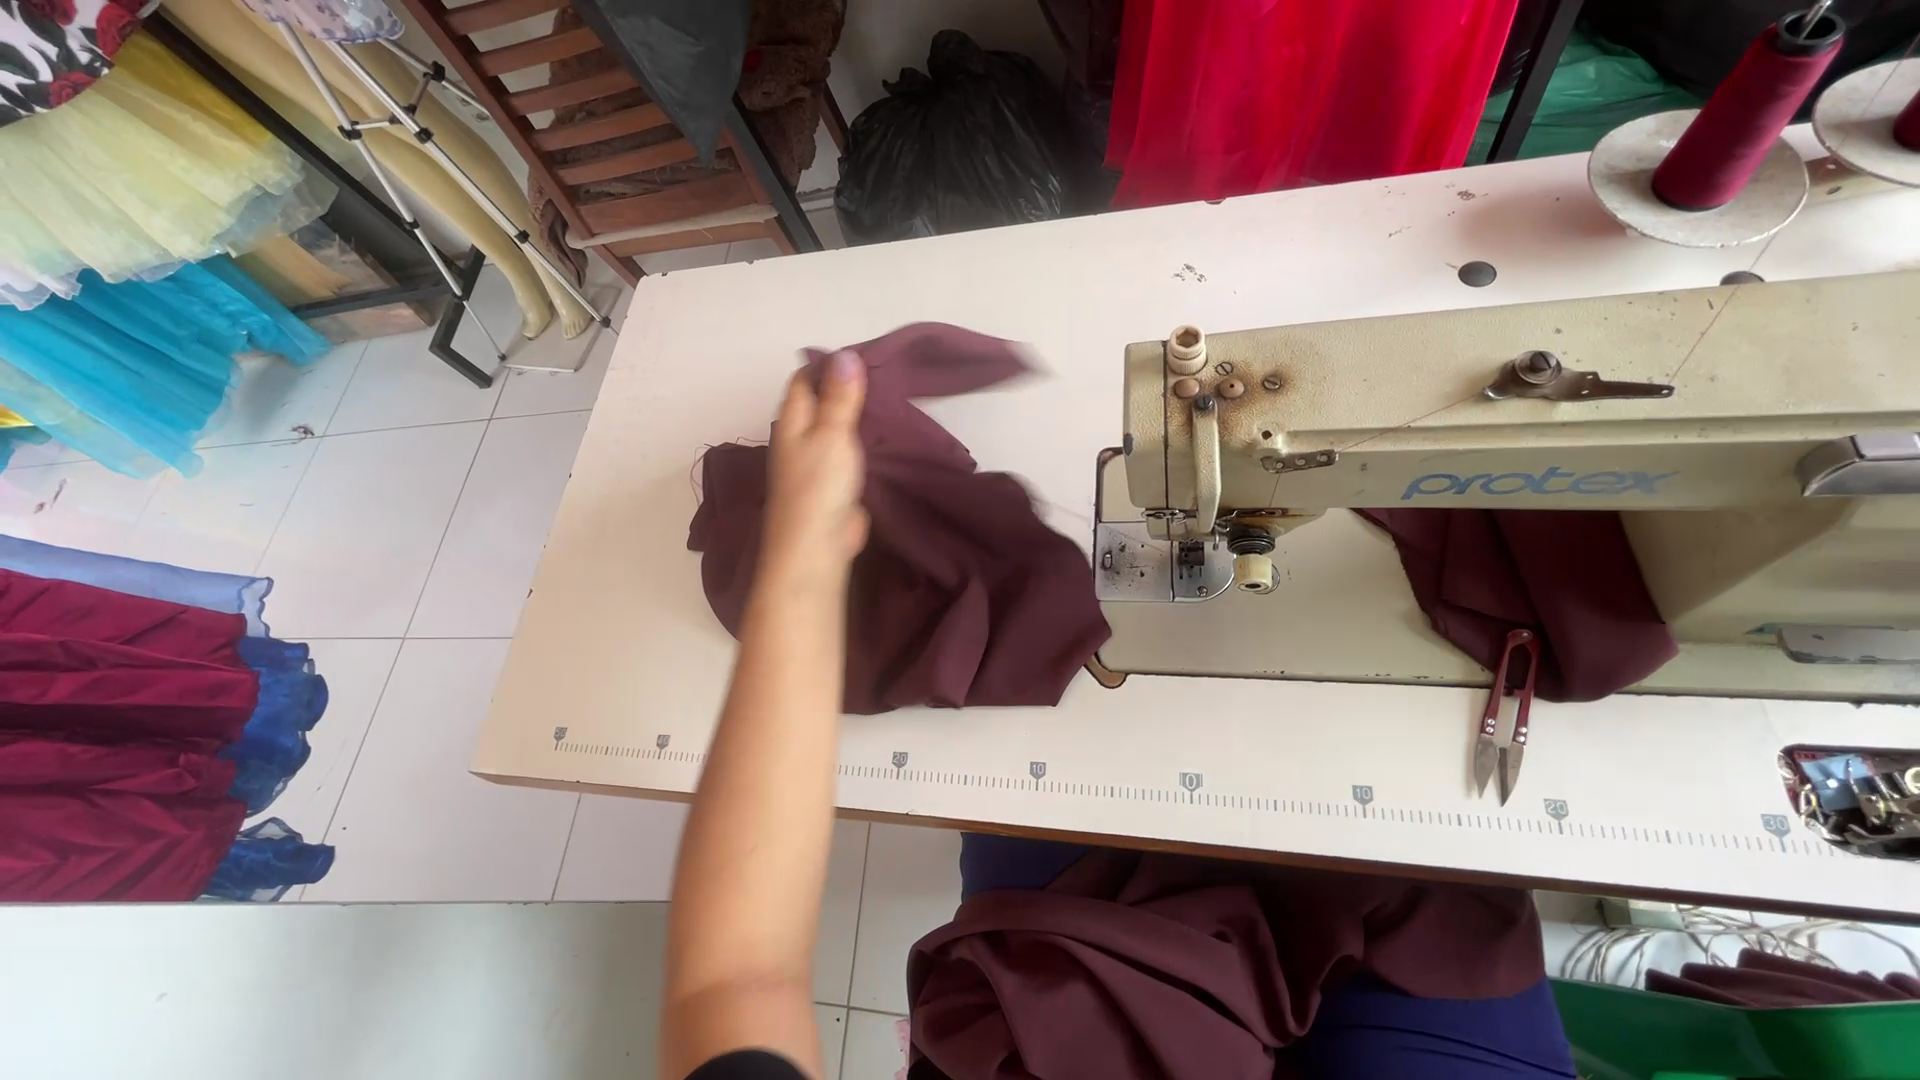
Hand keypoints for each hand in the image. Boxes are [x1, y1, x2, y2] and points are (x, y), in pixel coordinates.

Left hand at [760, 350, 867, 586]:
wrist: (817, 546)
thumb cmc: (819, 485)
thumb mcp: (833, 432)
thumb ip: (840, 397)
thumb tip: (845, 355)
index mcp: (792, 420)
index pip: (805, 379)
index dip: (829, 364)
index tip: (864, 355)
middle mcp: (799, 438)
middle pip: (819, 403)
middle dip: (845, 388)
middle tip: (884, 375)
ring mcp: (815, 464)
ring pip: (835, 429)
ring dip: (856, 416)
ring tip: (889, 401)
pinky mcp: (832, 486)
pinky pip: (848, 454)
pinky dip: (863, 443)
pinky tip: (884, 439)